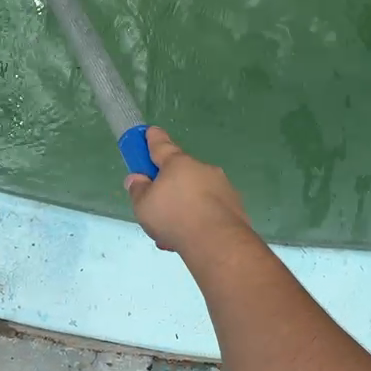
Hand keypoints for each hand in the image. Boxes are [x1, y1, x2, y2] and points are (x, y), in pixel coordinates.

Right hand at [123, 127, 251, 253]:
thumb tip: (137, 178)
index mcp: (178, 164)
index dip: (153, 139)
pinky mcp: (233, 204)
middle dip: (168, 186)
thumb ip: (138, 190)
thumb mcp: (143, 205)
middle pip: (180, 173)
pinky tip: (187, 236)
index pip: (161, 146)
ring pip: (194, 193)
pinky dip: (197, 219)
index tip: (150, 131)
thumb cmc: (172, 216)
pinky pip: (208, 208)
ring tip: (171, 232)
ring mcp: (221, 185)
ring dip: (182, 207)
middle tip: (157, 207)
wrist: (215, 239)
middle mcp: (202, 169)